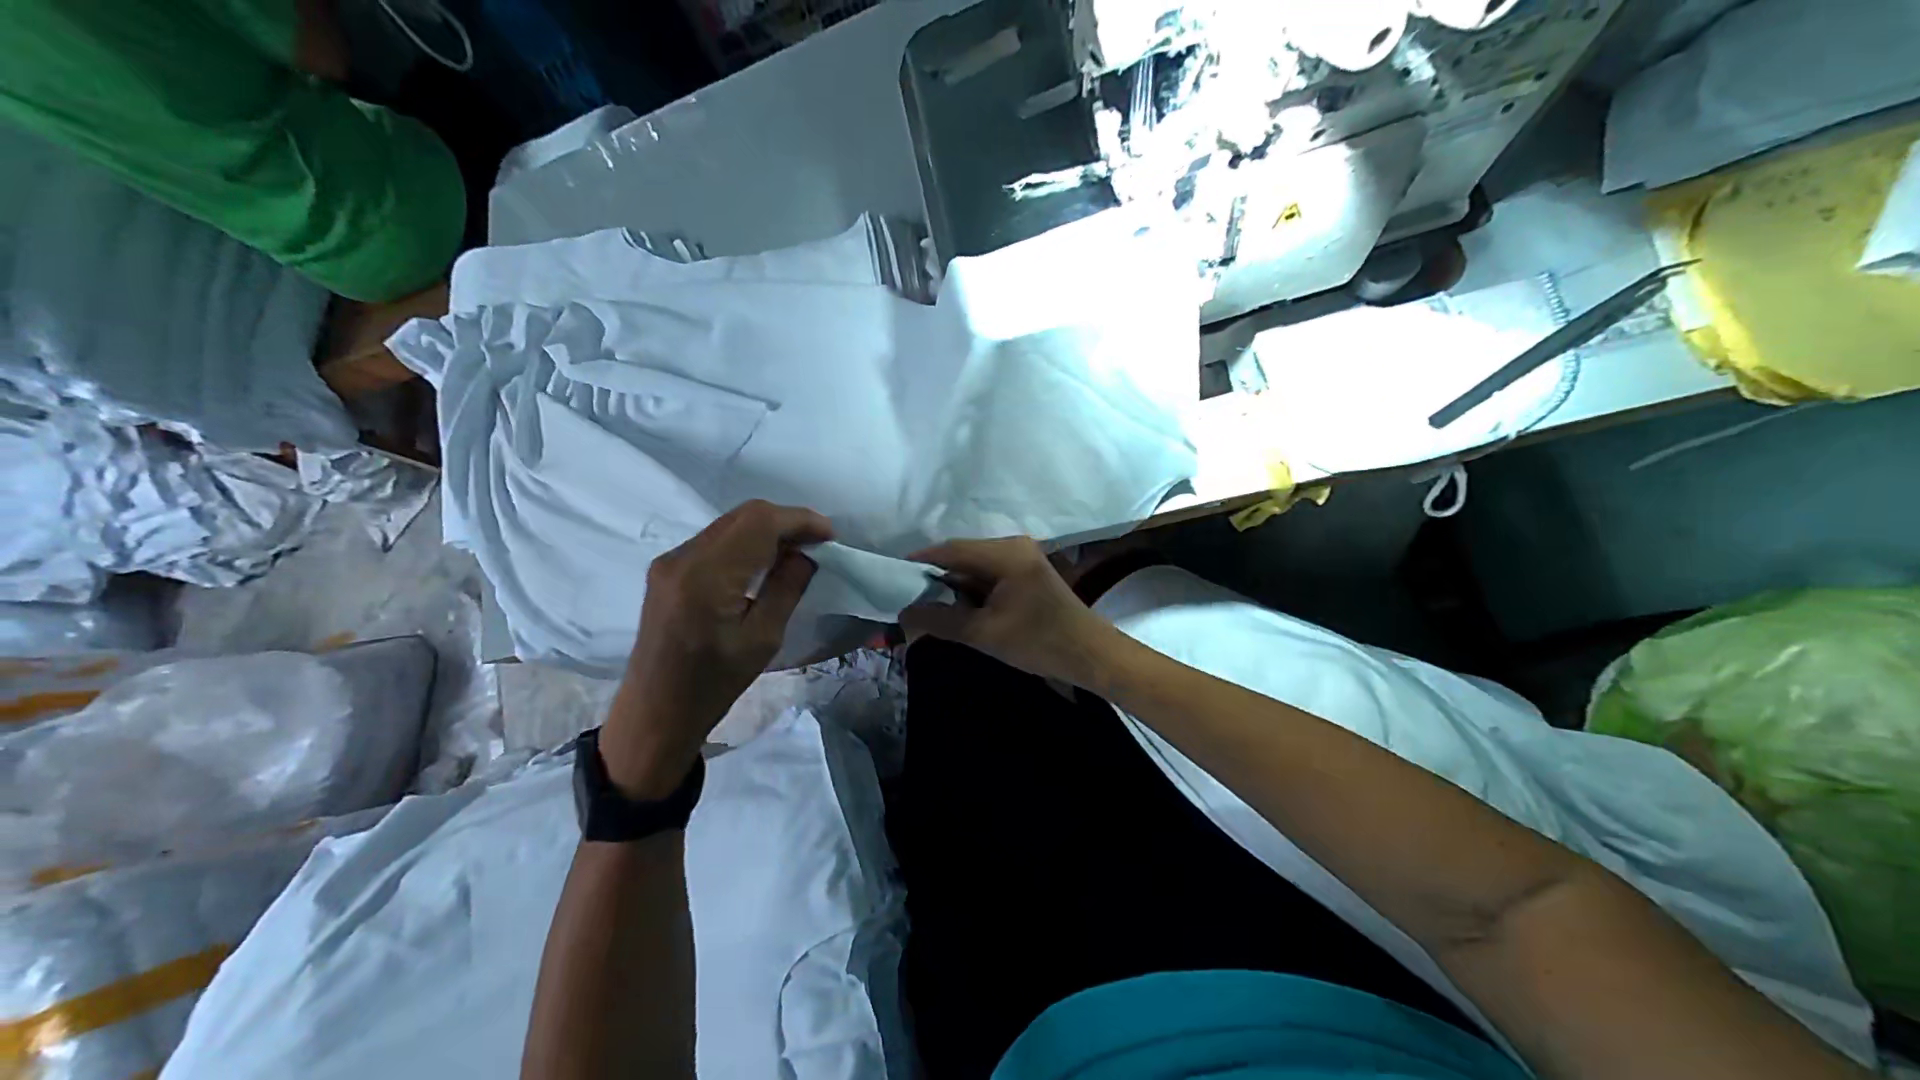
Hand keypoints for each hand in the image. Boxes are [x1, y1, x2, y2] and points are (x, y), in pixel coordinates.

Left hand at [600, 500, 833, 797]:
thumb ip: (786, 587)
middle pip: (744, 515)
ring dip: (766, 529)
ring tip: (797, 551)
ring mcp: (670, 560)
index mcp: (707, 576)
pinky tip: (764, 561)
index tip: (830, 536)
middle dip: (786, 521)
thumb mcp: (763, 639)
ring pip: (730, 523)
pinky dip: (746, 541)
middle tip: (818, 543)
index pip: (759, 522)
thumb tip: (805, 554)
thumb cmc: (714, 684)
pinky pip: (715, 539)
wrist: (656, 710)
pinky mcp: (667, 569)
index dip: (799, 520)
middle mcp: (683, 557)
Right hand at [900, 537, 1120, 685]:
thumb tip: (903, 612)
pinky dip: (969, 593)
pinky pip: (988, 578)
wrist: (1092, 656)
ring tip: (922, 607)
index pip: (949, 549)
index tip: (890, 578)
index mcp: (1005, 552)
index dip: (918, 562)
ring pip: (973, 569)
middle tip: (904, 598)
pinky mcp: (1026, 577)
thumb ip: (940, 620)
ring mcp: (1022, 561)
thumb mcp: (984, 633)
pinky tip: (953, 610)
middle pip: (961, 557)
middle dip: (933, 578)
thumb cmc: (1039, 641)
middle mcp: (1013, 547)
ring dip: (951, 587)